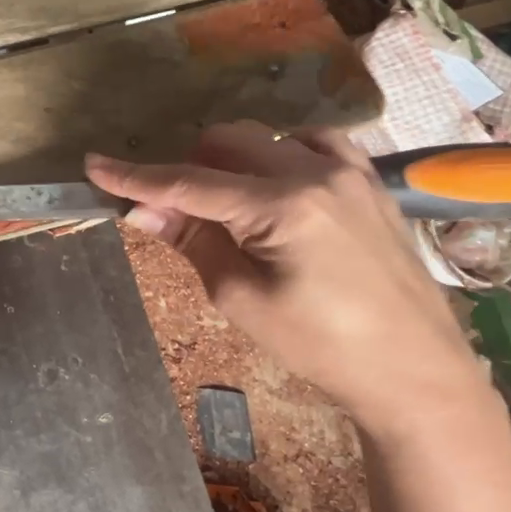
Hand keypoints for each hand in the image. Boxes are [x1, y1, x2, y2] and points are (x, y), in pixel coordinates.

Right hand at [84, 122, 481, 431]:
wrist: (417, 373)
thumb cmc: (320, 345)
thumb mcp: (239, 298)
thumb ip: (191, 241)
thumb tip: (141, 210)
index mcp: (281, 206)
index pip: (188, 182)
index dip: (134, 176)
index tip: (93, 165)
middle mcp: (317, 174)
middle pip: (225, 143)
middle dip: (185, 168)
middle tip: (166, 209)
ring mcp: (351, 174)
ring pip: (266, 137)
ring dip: (230, 159)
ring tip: (220, 200)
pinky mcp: (370, 185)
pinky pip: (314, 144)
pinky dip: (279, 153)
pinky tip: (271, 184)